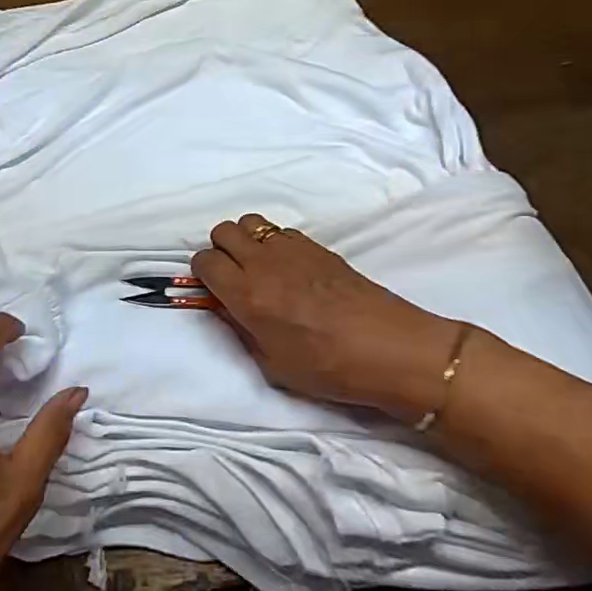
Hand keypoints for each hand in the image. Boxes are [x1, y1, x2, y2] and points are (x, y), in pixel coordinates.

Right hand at [192, 213, 466, 421]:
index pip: (205, 261)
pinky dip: (275, 243)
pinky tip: (292, 269)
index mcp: (248, 295)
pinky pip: (282, 231)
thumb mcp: (272, 364)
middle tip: (233, 276)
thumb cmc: (327, 368)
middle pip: (224, 231)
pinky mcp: (319, 246)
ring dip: (247, 240)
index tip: (213, 289)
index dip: (203, 274)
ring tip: (260, 268)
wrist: (388, 349)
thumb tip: (226, 306)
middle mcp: (265, 263)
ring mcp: (294, 249)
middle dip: (220, 250)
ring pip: (252, 222)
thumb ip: (242, 329)